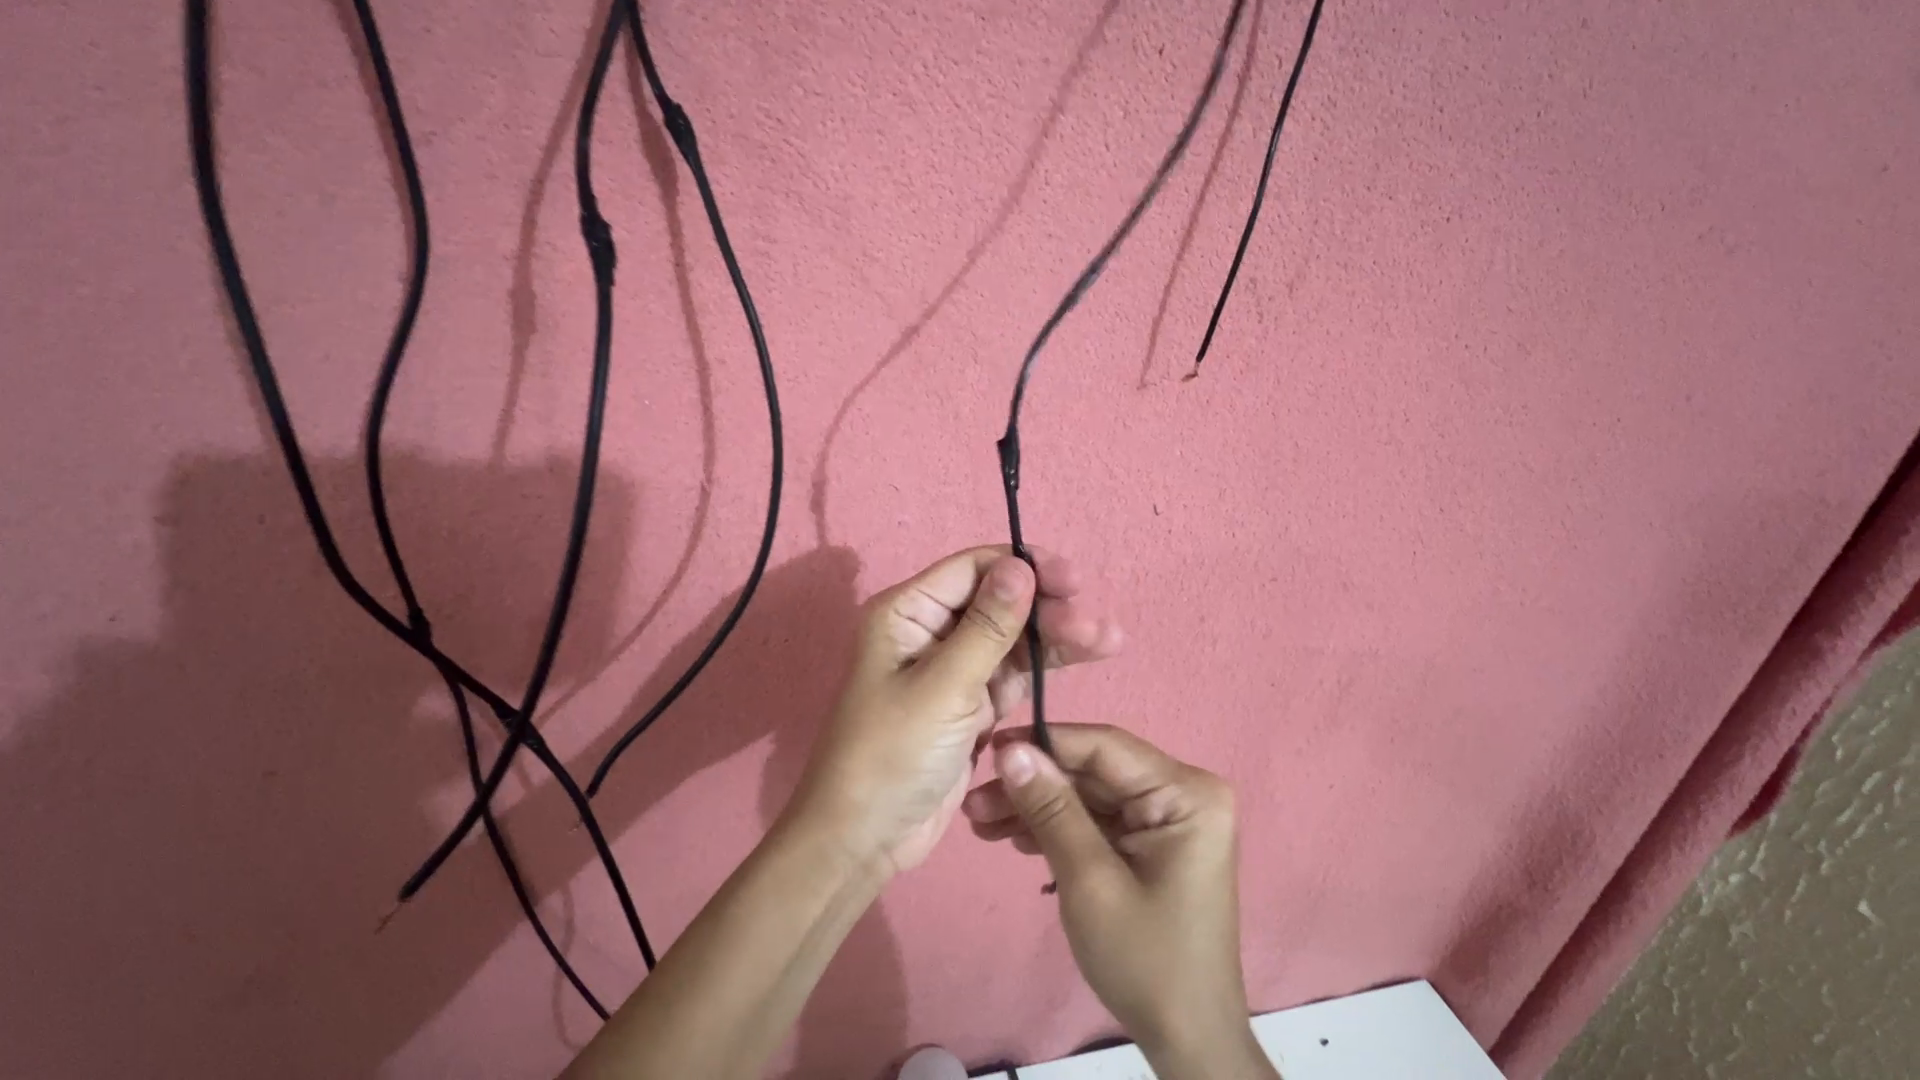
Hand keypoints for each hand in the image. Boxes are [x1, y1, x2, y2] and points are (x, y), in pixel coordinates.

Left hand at [788, 548, 1121, 875]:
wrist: (866, 836)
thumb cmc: (893, 753)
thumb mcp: (944, 686)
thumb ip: (987, 627)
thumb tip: (1019, 565)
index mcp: (908, 614)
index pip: (973, 569)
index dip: (1024, 568)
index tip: (1073, 582)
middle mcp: (929, 632)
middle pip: (998, 603)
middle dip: (1048, 609)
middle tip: (1094, 629)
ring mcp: (952, 669)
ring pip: (1012, 639)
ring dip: (1056, 637)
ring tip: (1108, 640)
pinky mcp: (970, 705)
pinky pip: (1013, 674)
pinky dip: (1045, 668)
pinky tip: (1085, 655)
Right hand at [962, 724, 1275, 1079]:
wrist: (1186, 1036)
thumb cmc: (1145, 958)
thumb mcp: (1089, 880)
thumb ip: (1051, 809)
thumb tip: (1011, 750)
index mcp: (1186, 793)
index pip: (1104, 746)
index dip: (1043, 743)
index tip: (987, 751)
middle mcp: (1182, 794)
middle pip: (1093, 772)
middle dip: (1033, 785)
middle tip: (973, 802)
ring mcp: (1167, 820)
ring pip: (1088, 796)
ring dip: (1036, 808)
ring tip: (980, 823)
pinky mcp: (1151, 844)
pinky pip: (1097, 821)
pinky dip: (1056, 829)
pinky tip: (1014, 839)